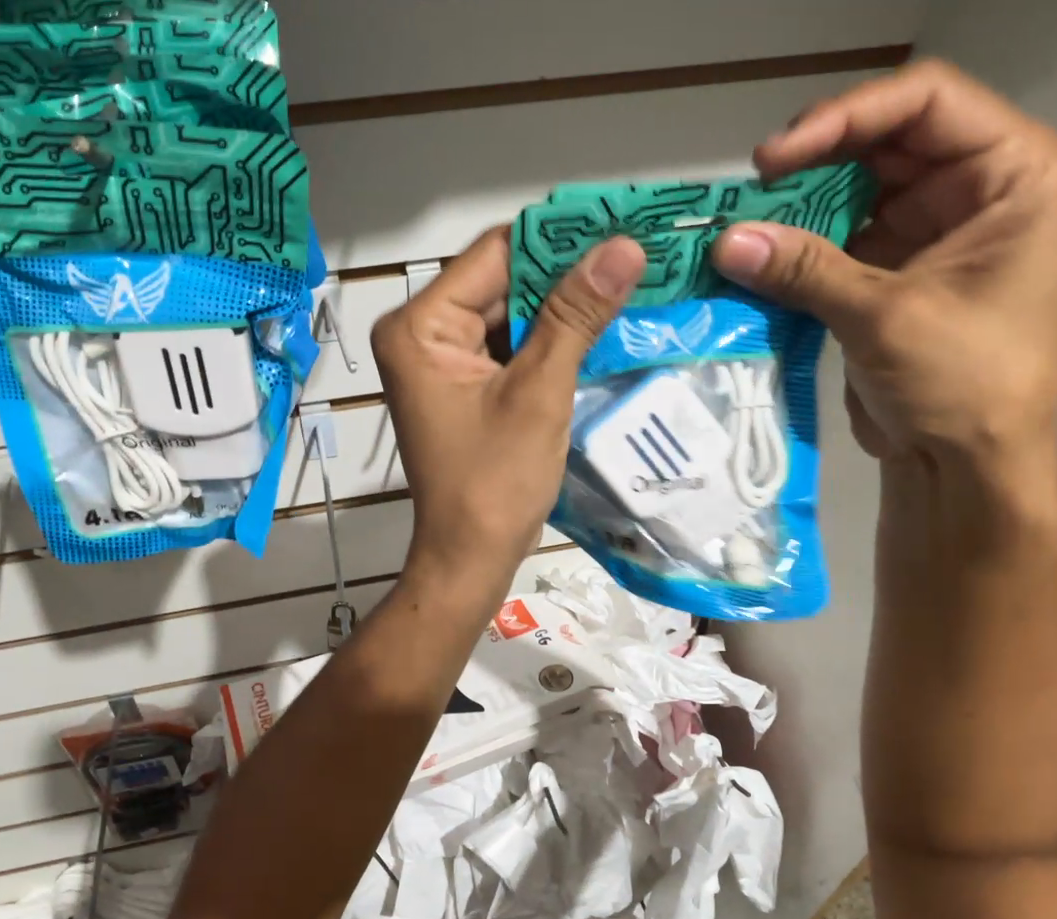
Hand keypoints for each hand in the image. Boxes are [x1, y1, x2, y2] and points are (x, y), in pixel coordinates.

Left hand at [370, 226, 645, 589]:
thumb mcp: (540, 391)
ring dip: (564, 306)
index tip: (622, 224)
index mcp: (419, 327)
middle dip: (566, 274)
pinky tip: (602, 327)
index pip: (494, 255)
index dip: (560, 239)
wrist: (471, 557)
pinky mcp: (462, 384)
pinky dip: (550, 339)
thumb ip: (576, 315)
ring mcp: (440, 361)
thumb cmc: (495, 481)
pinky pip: (510, 345)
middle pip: (502, 280)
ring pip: (511, 311)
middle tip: (637, 255)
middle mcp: (420, 334)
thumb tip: (624, 247)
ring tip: (632, 283)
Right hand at [711, 59, 1056, 468]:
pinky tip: (751, 254)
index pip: (925, 101)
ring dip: (794, 204)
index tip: (774, 158)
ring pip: (850, 186)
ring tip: (740, 221)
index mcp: (1013, 173)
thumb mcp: (884, 317)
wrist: (962, 462)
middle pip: (882, 138)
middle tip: (749, 188)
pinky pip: (832, 235)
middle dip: (812, 159)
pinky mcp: (888, 266)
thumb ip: (805, 270)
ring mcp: (928, 226)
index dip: (845, 116)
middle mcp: (974, 186)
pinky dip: (792, 244)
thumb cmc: (961, 382)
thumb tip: (723, 242)